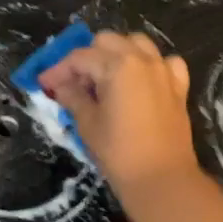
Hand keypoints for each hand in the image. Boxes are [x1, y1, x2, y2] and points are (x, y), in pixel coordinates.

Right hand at [38, 31, 201, 193]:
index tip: (44, 84)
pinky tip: (140, 81)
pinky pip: (164, 62)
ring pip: (137, 44)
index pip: (80, 57)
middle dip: (87, 58)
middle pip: (107, 42)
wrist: (161, 179)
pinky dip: (149, 65)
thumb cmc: (118, 152)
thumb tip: (61, 86)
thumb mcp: (87, 123)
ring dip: (116, 54)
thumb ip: (72, 97)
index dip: (58, 70)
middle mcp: (142, 60)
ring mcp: (164, 71)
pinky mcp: (178, 87)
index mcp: (117, 66)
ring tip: (104, 79)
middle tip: (74, 84)